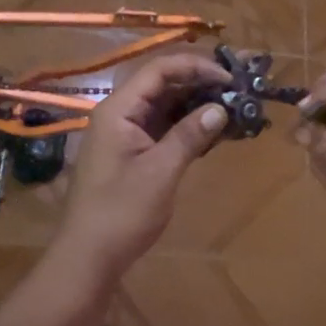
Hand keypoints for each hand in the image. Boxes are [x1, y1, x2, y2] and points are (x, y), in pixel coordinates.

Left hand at [54, 54, 231, 277]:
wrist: (88, 258)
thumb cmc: (121, 212)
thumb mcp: (160, 172)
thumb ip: (190, 135)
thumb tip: (221, 107)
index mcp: (119, 109)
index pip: (159, 69)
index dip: (196, 67)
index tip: (229, 78)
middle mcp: (120, 113)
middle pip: (163, 83)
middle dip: (200, 83)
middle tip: (238, 88)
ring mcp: (125, 133)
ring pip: (165, 105)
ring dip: (197, 104)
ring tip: (233, 106)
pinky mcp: (132, 152)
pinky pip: (163, 126)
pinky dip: (188, 125)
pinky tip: (214, 130)